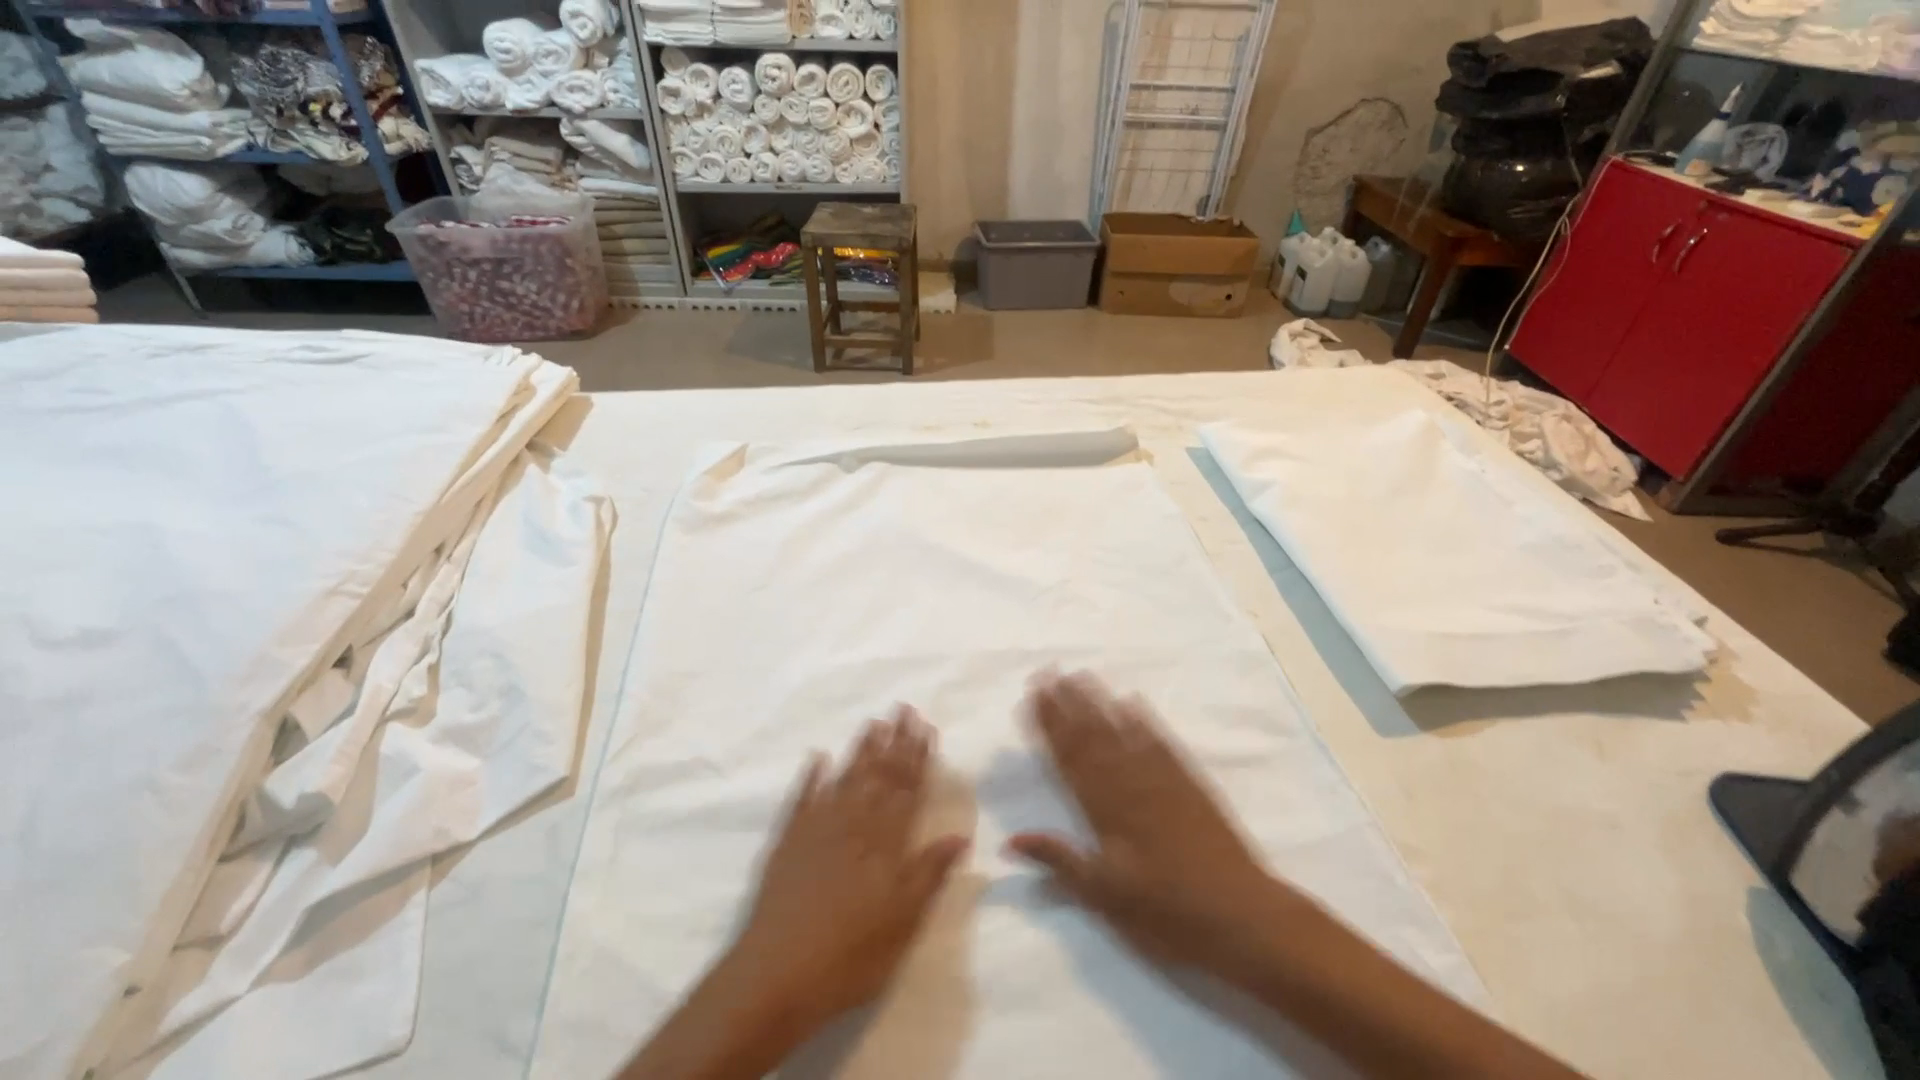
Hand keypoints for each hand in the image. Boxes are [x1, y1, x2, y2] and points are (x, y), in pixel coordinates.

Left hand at [730, 706, 970, 1032]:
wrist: (775, 975)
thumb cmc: (850, 957)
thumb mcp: (903, 923)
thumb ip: (928, 874)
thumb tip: (959, 836)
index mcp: (886, 846)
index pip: (907, 791)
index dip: (918, 759)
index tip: (925, 727)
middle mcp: (853, 827)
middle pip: (878, 777)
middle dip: (894, 743)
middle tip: (902, 709)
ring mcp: (816, 832)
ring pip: (844, 780)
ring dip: (860, 752)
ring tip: (872, 724)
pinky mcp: (786, 843)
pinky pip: (802, 799)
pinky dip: (811, 777)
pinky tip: (818, 759)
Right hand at [1007, 672, 1303, 981]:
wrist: (1243, 916)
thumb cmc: (1167, 912)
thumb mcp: (1105, 896)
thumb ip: (1061, 861)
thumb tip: (1012, 839)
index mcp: (1105, 811)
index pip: (1069, 759)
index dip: (1049, 727)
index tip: (1032, 696)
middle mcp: (1131, 786)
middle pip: (1094, 738)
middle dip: (1068, 705)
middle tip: (1049, 672)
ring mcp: (1164, 781)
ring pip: (1124, 733)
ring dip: (1101, 703)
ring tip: (1081, 675)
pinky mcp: (1192, 786)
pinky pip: (1162, 743)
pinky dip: (1145, 721)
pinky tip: (1133, 703)